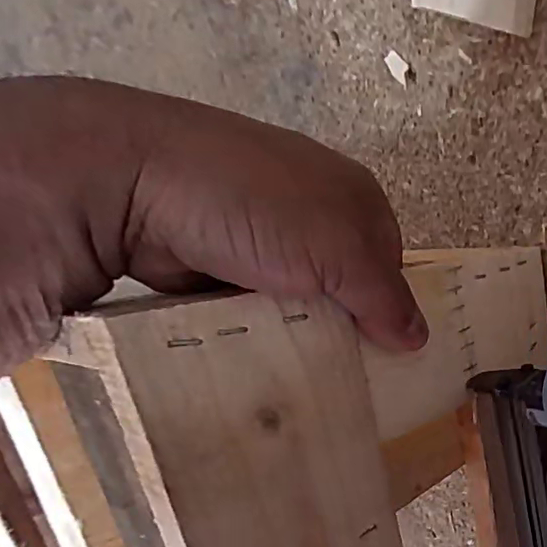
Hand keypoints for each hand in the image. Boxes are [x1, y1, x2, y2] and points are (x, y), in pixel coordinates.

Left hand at [0, 77, 428, 351]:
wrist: (127, 181)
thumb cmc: (258, 207)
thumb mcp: (339, 252)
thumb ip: (385, 297)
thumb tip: (420, 340)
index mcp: (354, 193)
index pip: (391, 262)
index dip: (389, 305)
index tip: (381, 351)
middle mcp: (312, 206)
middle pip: (345, 279)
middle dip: (344, 320)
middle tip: (342, 366)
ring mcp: (258, 225)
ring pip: (299, 292)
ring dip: (299, 325)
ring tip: (300, 365)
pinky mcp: (213, 248)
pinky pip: (253, 297)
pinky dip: (258, 322)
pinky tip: (257, 346)